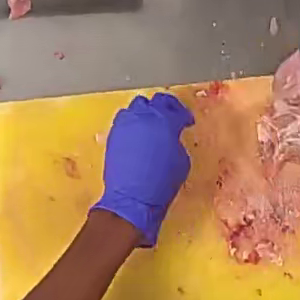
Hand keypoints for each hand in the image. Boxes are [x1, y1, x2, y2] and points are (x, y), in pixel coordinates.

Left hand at [94, 92, 195, 245]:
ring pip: (136, 107)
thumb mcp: (181, 160)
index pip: (176, 109)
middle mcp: (143, 117)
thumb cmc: (161, 182)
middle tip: (170, 117)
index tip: (186, 121)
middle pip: (154, 101)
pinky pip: (124, 120)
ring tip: (152, 124)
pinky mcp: (113, 134)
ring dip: (146, 112)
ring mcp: (125, 124)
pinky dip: (133, 123)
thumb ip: (176, 141)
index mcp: (164, 121)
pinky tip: (138, 134)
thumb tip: (171, 137)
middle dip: (165, 107)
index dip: (183, 114)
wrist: (132, 198)